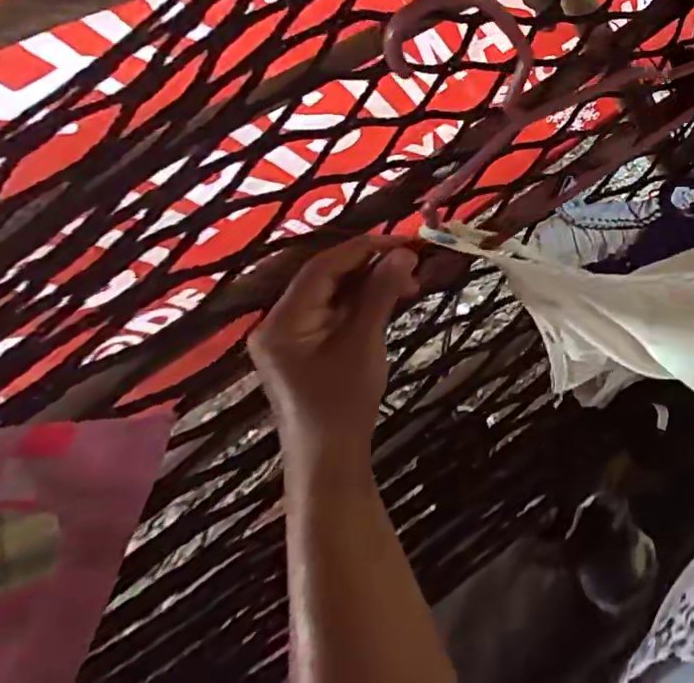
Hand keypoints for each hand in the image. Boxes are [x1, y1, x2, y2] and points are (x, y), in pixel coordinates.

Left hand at [248, 235, 420, 459]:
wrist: (329, 453)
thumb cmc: (342, 399)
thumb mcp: (364, 341)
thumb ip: (381, 292)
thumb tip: (404, 252)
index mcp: (283, 321)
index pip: (321, 268)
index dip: (363, 247)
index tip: (403, 239)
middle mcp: (280, 322)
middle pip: (326, 277)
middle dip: (370, 263)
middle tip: (412, 259)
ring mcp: (293, 334)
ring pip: (335, 291)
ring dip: (372, 281)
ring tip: (411, 281)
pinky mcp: (308, 344)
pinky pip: (337, 309)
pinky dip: (366, 299)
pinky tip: (393, 297)